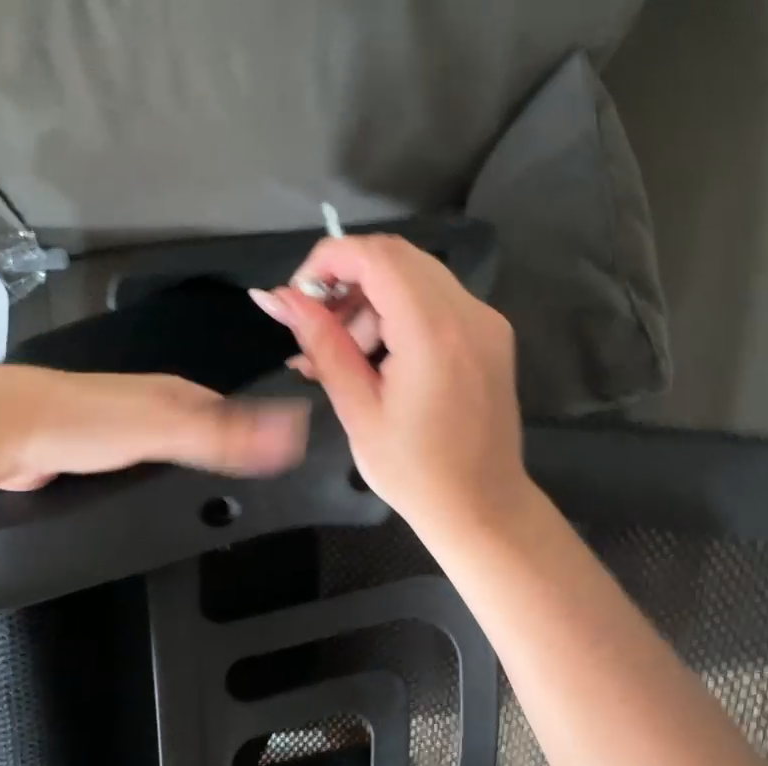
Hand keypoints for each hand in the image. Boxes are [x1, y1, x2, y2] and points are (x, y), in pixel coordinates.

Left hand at [0, 366, 309, 490]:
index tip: (283, 463)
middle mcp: (151, 407)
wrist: (4, 432)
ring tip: (207, 504)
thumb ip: (227, 434)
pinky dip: (150, 486)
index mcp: (176, 394)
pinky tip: (152, 505)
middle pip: (204, 432)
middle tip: (249, 492)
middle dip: (225, 457)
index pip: (235, 413)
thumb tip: (292, 432)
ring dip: (185, 474)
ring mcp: (121, 431)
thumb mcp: (167, 427)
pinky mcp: (93, 455)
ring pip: (169, 454)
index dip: (260, 435)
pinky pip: (137, 472)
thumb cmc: (85, 423)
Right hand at [248, 235, 529, 533]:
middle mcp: (469, 313)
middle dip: (348, 283)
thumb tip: (276, 297)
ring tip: (344, 359)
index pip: (376, 256)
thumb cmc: (413, 471)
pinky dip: (400, 316)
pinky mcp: (491, 335)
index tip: (298, 295)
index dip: (329, 261)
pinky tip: (378, 360)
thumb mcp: (357, 409)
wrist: (480, 508)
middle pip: (398, 259)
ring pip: (417, 278)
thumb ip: (321, 343)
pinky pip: (437, 302)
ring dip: (372, 304)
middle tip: (318, 331)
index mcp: (434, 333)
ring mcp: (486, 322)